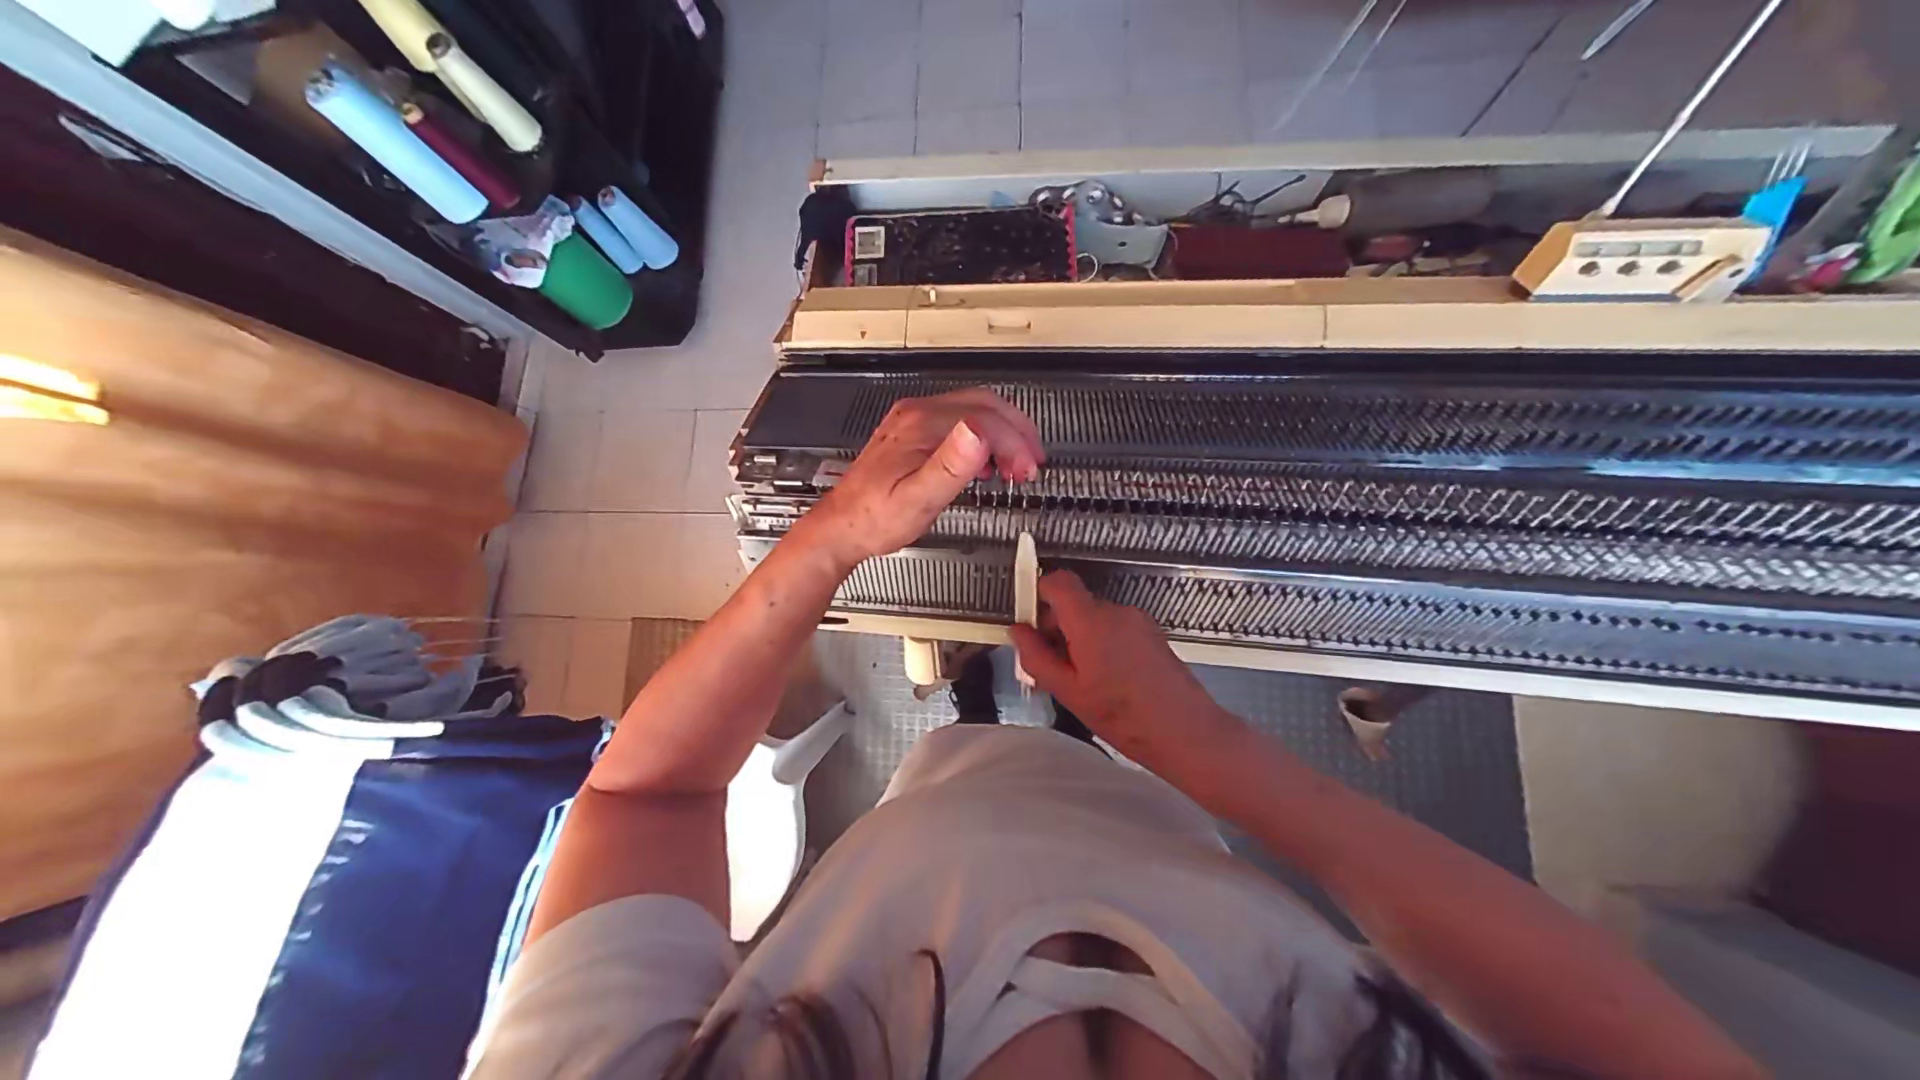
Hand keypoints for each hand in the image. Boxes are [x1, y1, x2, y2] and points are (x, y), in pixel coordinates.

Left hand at [793, 389, 1043, 570]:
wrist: (841, 528)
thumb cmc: (874, 520)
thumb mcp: (917, 500)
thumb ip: (951, 465)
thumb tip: (979, 433)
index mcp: (922, 426)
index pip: (986, 419)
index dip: (1015, 443)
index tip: (1027, 469)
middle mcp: (917, 415)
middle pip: (984, 404)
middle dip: (1016, 431)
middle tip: (1032, 461)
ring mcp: (913, 422)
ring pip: (973, 410)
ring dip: (1002, 434)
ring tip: (1015, 465)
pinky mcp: (912, 434)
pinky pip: (958, 422)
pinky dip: (982, 439)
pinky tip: (985, 464)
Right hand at [1010, 570, 1243, 772]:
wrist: (1185, 731)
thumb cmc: (1124, 716)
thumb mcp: (1068, 692)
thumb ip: (1037, 657)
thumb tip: (1019, 632)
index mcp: (1092, 621)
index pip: (1059, 581)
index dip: (1039, 593)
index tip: (1031, 621)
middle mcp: (1116, 612)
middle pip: (1075, 602)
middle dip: (1058, 626)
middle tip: (1053, 664)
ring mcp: (1138, 620)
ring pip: (1094, 617)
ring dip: (1081, 637)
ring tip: (1083, 678)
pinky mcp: (1151, 632)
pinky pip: (1115, 626)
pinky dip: (1102, 642)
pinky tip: (1107, 678)